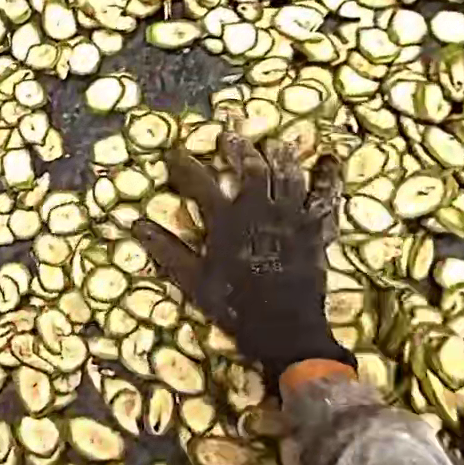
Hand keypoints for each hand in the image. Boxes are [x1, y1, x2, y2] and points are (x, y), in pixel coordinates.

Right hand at [133, 133, 353, 382]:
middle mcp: (259, 211)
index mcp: (226, 221)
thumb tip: (134, 223)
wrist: (284, 328)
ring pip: (287, 177)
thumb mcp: (190, 278)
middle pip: (250, 170)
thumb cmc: (232, 303)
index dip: (184, 166)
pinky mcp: (316, 231)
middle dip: (238, 150)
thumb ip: (165, 248)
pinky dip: (329, 179)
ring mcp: (291, 219)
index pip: (199, 183)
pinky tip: (329, 162)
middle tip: (229, 136)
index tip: (173, 154)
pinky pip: (325, 199)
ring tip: (274, 143)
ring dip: (280, 157)